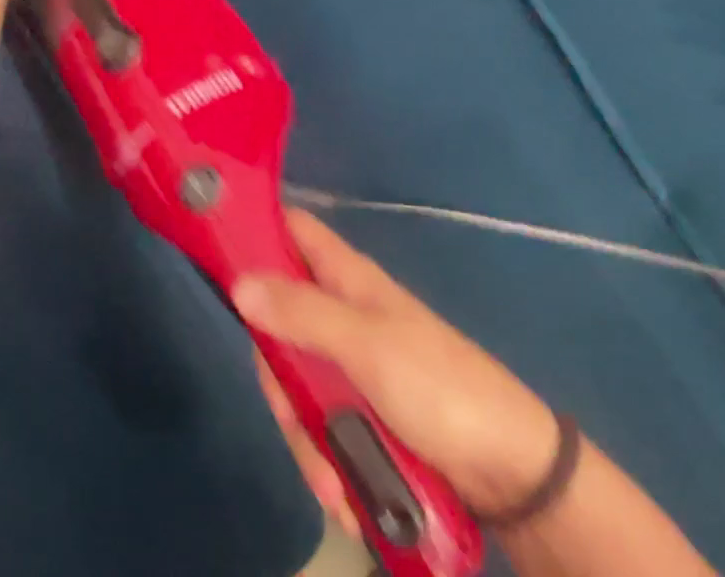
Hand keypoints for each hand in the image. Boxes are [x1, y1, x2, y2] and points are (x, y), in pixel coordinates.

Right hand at [233, 210, 563, 531]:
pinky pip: (321, 429)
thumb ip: (303, 313)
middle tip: (293, 410)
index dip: (255, 230)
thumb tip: (238, 282)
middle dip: (279, 380)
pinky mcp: (360, 416)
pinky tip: (345, 493)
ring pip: (296, 388)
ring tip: (334, 479)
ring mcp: (351, 370)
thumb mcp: (367, 346)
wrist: (510, 471)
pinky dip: (328, 463)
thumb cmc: (440, 388)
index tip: (213, 251)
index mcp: (349, 281)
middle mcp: (344, 318)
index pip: (294, 232)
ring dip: (308, 440)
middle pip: (277, 327)